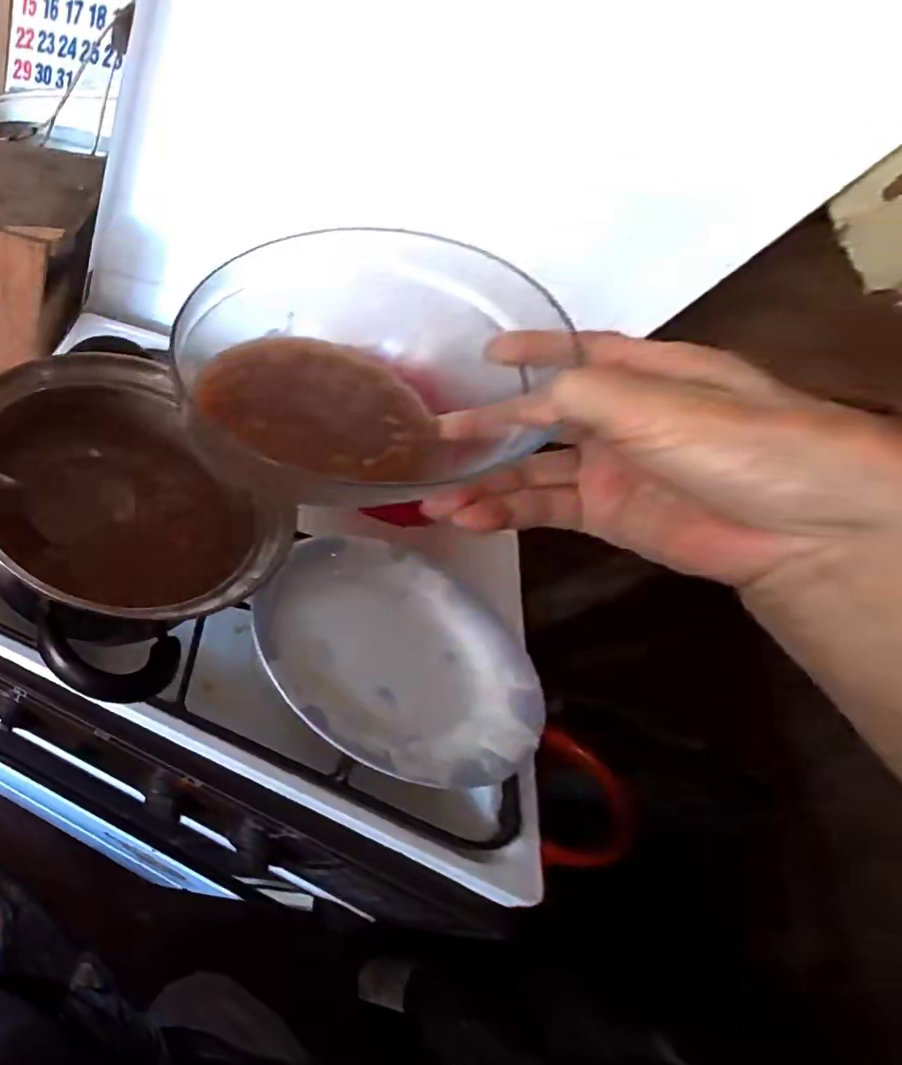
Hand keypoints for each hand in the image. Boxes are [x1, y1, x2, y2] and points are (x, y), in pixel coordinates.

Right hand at [420, 331, 901, 587]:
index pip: (584, 354)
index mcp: (652, 378)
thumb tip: (514, 403)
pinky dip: (501, 514)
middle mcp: (626, 420)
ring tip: (436, 501)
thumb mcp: (660, 405)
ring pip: (528, 472)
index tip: (485, 352)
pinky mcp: (604, 514)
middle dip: (484, 431)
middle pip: (539, 420)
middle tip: (431, 441)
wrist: (812, 535)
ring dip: (481, 485)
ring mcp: (612, 470)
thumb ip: (578, 395)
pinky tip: (469, 520)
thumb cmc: (748, 446)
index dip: (536, 350)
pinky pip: (539, 509)